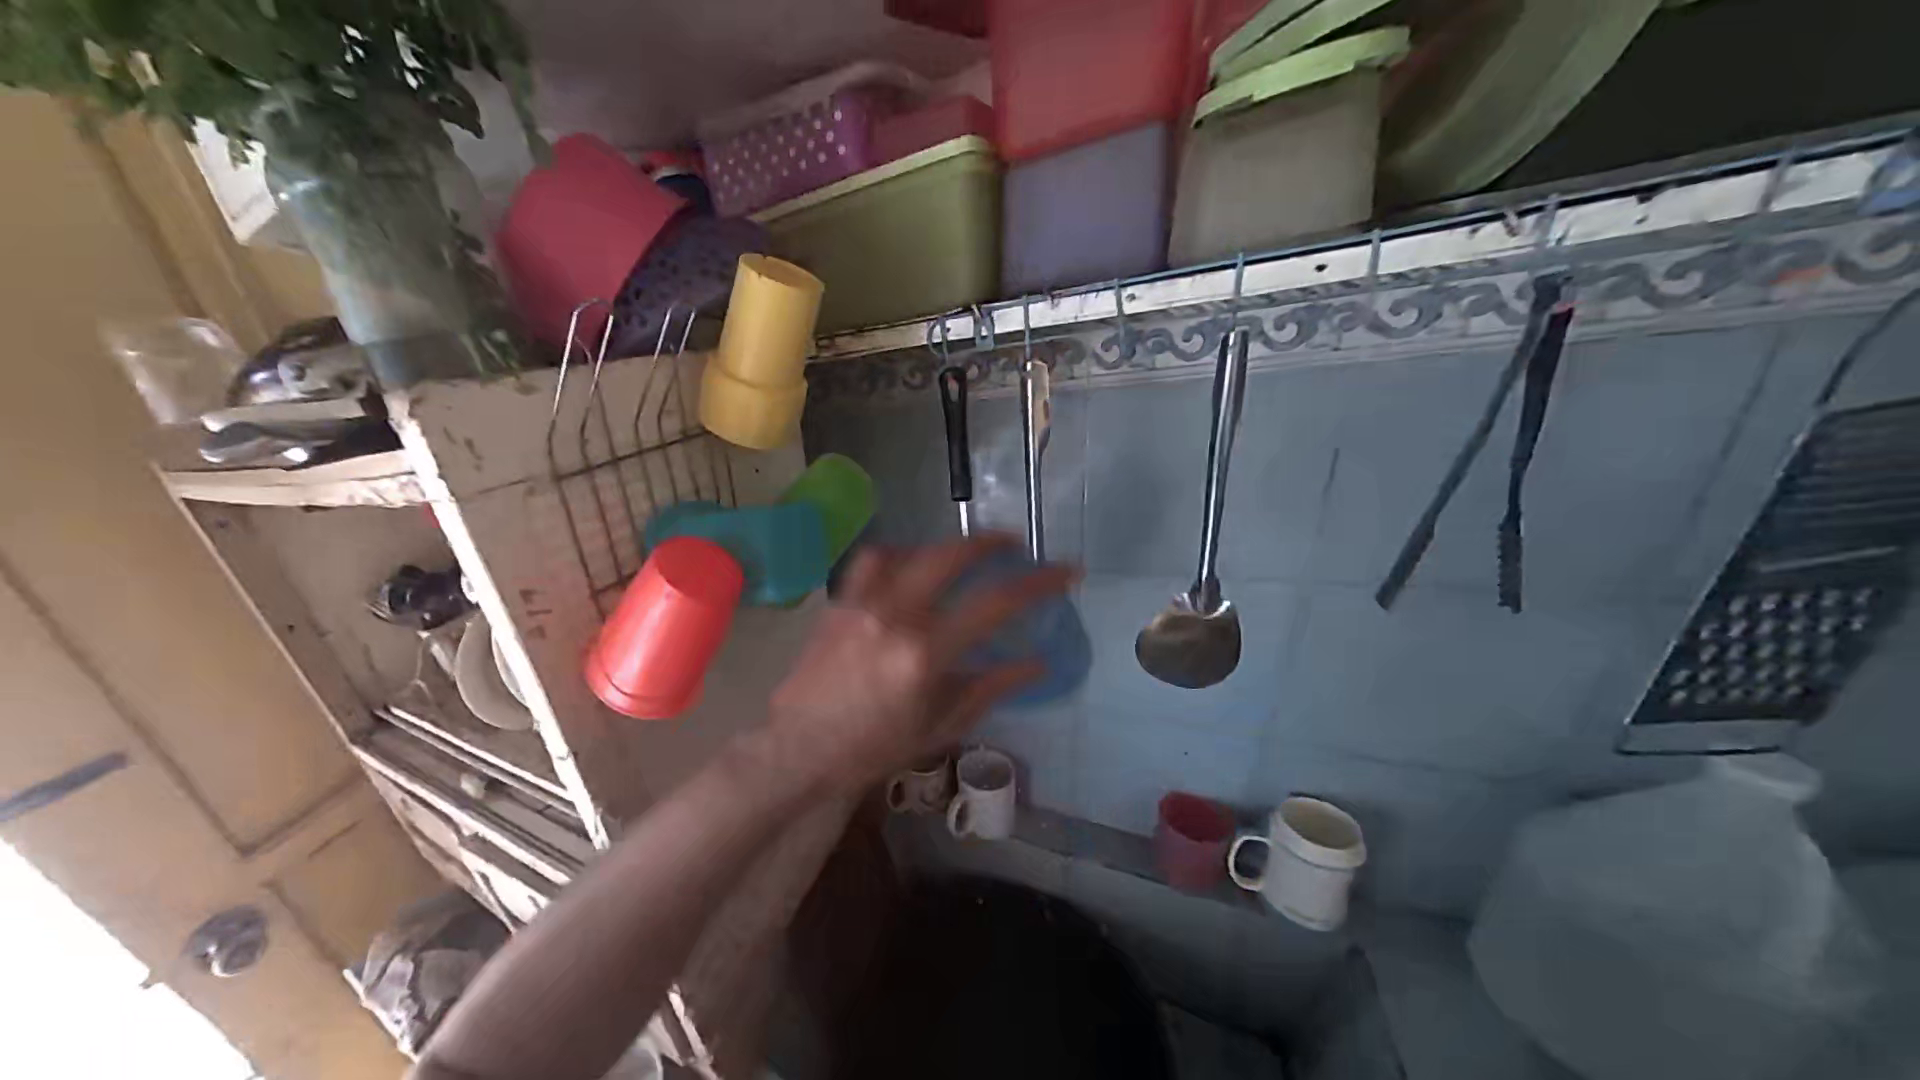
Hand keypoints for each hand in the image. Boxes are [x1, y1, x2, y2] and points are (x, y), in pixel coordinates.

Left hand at [767, 535, 1076, 793]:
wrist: (799, 750)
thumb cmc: (875, 748)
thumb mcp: (941, 726)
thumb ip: (990, 688)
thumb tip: (1036, 664)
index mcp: (925, 654)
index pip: (995, 604)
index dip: (1038, 583)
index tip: (1065, 571)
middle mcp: (894, 617)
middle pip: (950, 556)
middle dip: (989, 541)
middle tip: (1013, 542)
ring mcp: (862, 604)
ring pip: (911, 552)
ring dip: (944, 546)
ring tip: (962, 553)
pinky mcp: (839, 603)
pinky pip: (870, 562)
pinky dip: (897, 555)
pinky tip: (908, 566)